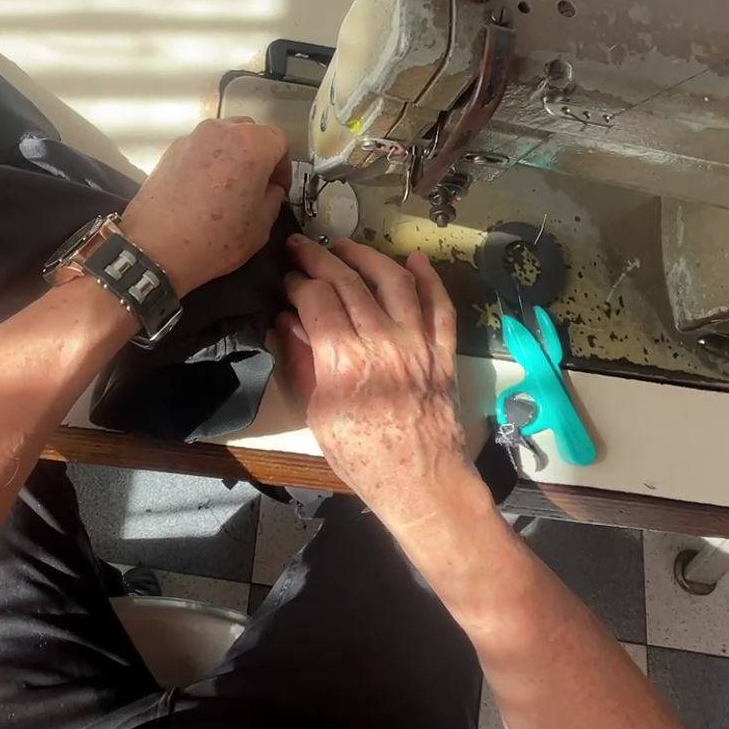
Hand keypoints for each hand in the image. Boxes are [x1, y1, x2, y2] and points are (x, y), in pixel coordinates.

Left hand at [122, 118, 291, 294]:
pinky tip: (203, 192)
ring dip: (232, 157)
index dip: (283, 167)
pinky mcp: (170, 151)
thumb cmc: (212, 238)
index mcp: (251, 144)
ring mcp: (192, 138)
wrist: (155, 247)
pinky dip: (207, 163)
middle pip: (250, 132)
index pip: (279, 142)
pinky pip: (199, 150)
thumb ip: (273, 199)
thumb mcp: (260, 226)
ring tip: (228, 189)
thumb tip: (269, 190)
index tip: (278, 187)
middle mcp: (221, 131)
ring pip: (223, 138)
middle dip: (258, 156)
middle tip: (257, 186)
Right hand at [279, 236, 473, 530]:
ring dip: (368, 256)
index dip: (297, 281)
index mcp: (344, 360)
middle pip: (349, 281)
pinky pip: (440, 305)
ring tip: (345, 247)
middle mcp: (382, 342)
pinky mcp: (442, 350)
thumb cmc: (361, 455)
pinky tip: (414, 260)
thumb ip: (303, 361)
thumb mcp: (316, 412)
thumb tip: (288, 321)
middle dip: (320, 257)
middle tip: (302, 246)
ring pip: (394, 281)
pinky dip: (429, 279)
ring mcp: (418, 343)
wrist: (421, 481)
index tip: (286, 278)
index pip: (317, 298)